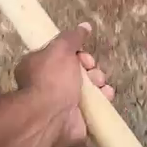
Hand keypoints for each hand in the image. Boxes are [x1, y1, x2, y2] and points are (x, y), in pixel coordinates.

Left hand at [14, 23, 112, 146]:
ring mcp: (64, 104)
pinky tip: (106, 96)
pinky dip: (103, 100)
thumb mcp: (61, 49)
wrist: (51, 117)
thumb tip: (85, 26)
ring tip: (100, 85)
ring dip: (99, 83)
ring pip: (89, 88)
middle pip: (78, 71)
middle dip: (90, 69)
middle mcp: (50, 85)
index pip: (63, 56)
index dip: (76, 53)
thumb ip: (73, 37)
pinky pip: (94, 106)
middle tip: (92, 71)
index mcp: (40, 67)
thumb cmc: (52, 79)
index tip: (83, 55)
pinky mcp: (77, 120)